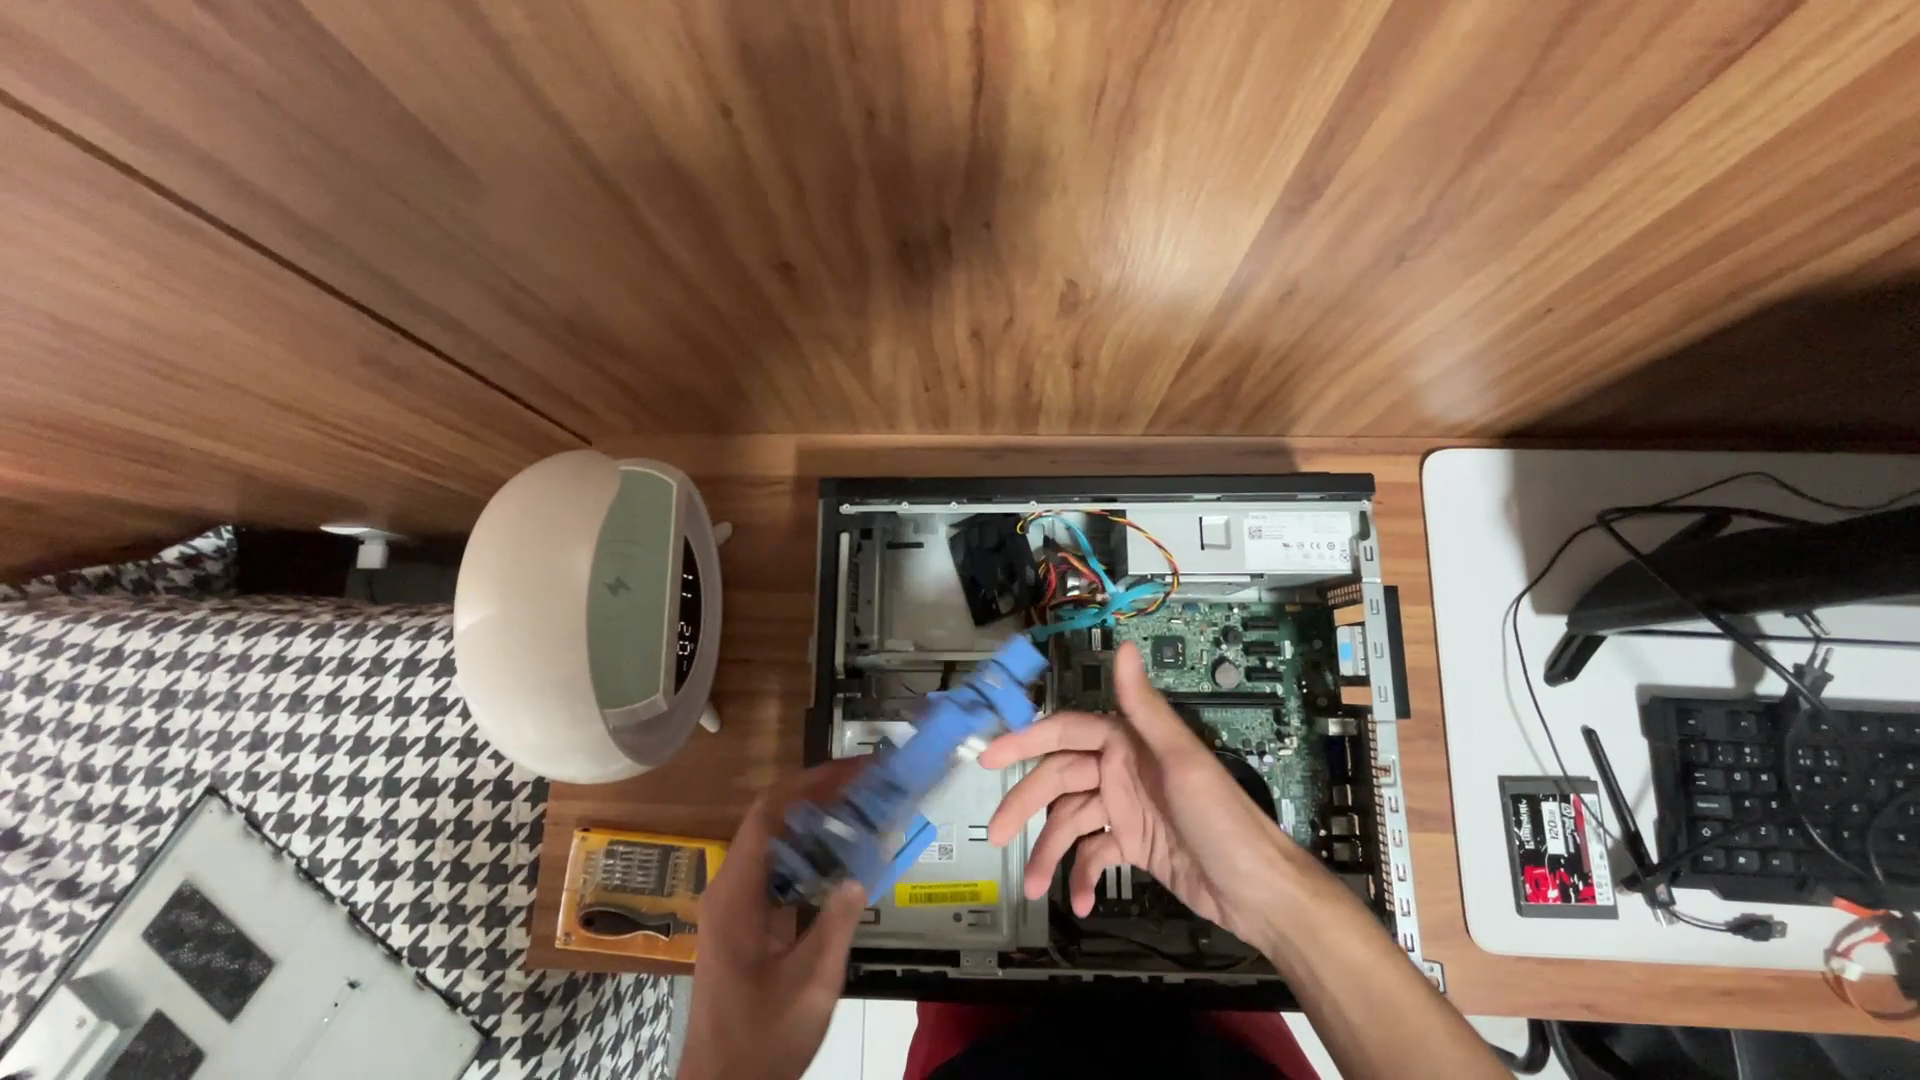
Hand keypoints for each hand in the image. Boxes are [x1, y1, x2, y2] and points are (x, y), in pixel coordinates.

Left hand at [678, 762, 868, 1079]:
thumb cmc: (762, 1038)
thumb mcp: (810, 983)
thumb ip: (835, 923)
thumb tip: (860, 873)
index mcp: (736, 896)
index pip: (768, 817)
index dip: (809, 786)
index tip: (852, 772)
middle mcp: (730, 891)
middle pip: (772, 824)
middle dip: (820, 798)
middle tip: (868, 787)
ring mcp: (735, 907)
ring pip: (776, 846)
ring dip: (817, 825)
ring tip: (863, 812)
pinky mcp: (745, 924)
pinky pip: (778, 873)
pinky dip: (811, 857)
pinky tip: (844, 860)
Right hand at [981, 641, 1305, 947]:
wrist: (1260, 891)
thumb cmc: (1224, 820)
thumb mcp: (1182, 760)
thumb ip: (1145, 707)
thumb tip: (1124, 647)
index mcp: (1130, 744)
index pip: (1066, 734)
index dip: (1026, 742)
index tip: (990, 759)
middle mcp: (1123, 772)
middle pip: (1060, 781)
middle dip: (1026, 807)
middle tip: (998, 834)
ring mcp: (1127, 810)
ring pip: (1071, 822)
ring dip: (1051, 853)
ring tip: (1035, 886)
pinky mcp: (1134, 845)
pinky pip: (1095, 854)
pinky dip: (1082, 875)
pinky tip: (1079, 900)